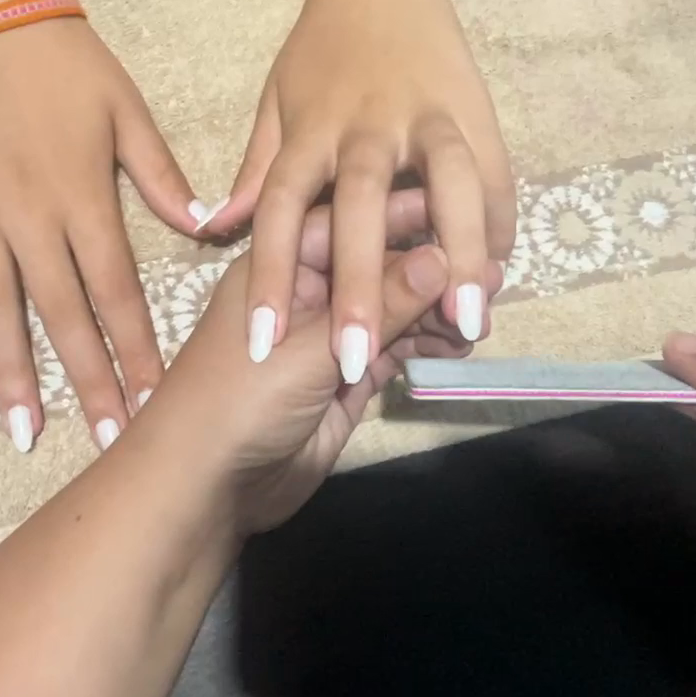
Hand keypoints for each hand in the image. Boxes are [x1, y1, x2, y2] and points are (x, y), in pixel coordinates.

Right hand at [0, 0, 207, 453]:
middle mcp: (30, 218)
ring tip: (24, 429)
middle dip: (86, 380)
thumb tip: (204, 228)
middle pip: (63, 314)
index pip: (118, 291)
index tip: (150, 401)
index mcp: (84, 198)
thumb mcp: (126, 108)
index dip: (135, 349)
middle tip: (101, 439)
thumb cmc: (62, 61)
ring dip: (13, 371)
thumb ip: (161, 175)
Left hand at [147, 190, 499, 532]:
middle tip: (488, 274)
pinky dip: (424, 345)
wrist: (206, 485)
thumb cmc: (241, 395)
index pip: (349, 224)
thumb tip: (444, 258)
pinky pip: (393, 350)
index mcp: (281, 262)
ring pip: (391, 311)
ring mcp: (328, 337)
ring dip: (433, 312)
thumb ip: (380, 304)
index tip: (458, 211)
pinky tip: (457, 342)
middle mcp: (308, 292)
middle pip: (376, 267)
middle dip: (429, 271)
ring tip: (481, 313)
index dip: (403, 217)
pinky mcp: (345, 379)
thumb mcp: (312, 345)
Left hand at [203, 0, 514, 381]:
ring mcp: (427, 116)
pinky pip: (490, 175)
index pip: (277, 209)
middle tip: (358, 358)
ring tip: (467, 324)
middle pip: (360, 208)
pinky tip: (498, 274)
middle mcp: (366, 126)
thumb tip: (215, 226)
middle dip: (361, 286)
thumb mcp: (275, 104)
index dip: (265, 277)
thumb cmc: (322, 48)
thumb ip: (254, 170)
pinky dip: (497, 224)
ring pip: (444, 185)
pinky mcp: (476, 113)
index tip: (260, 345)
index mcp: (310, 130)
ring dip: (460, 255)